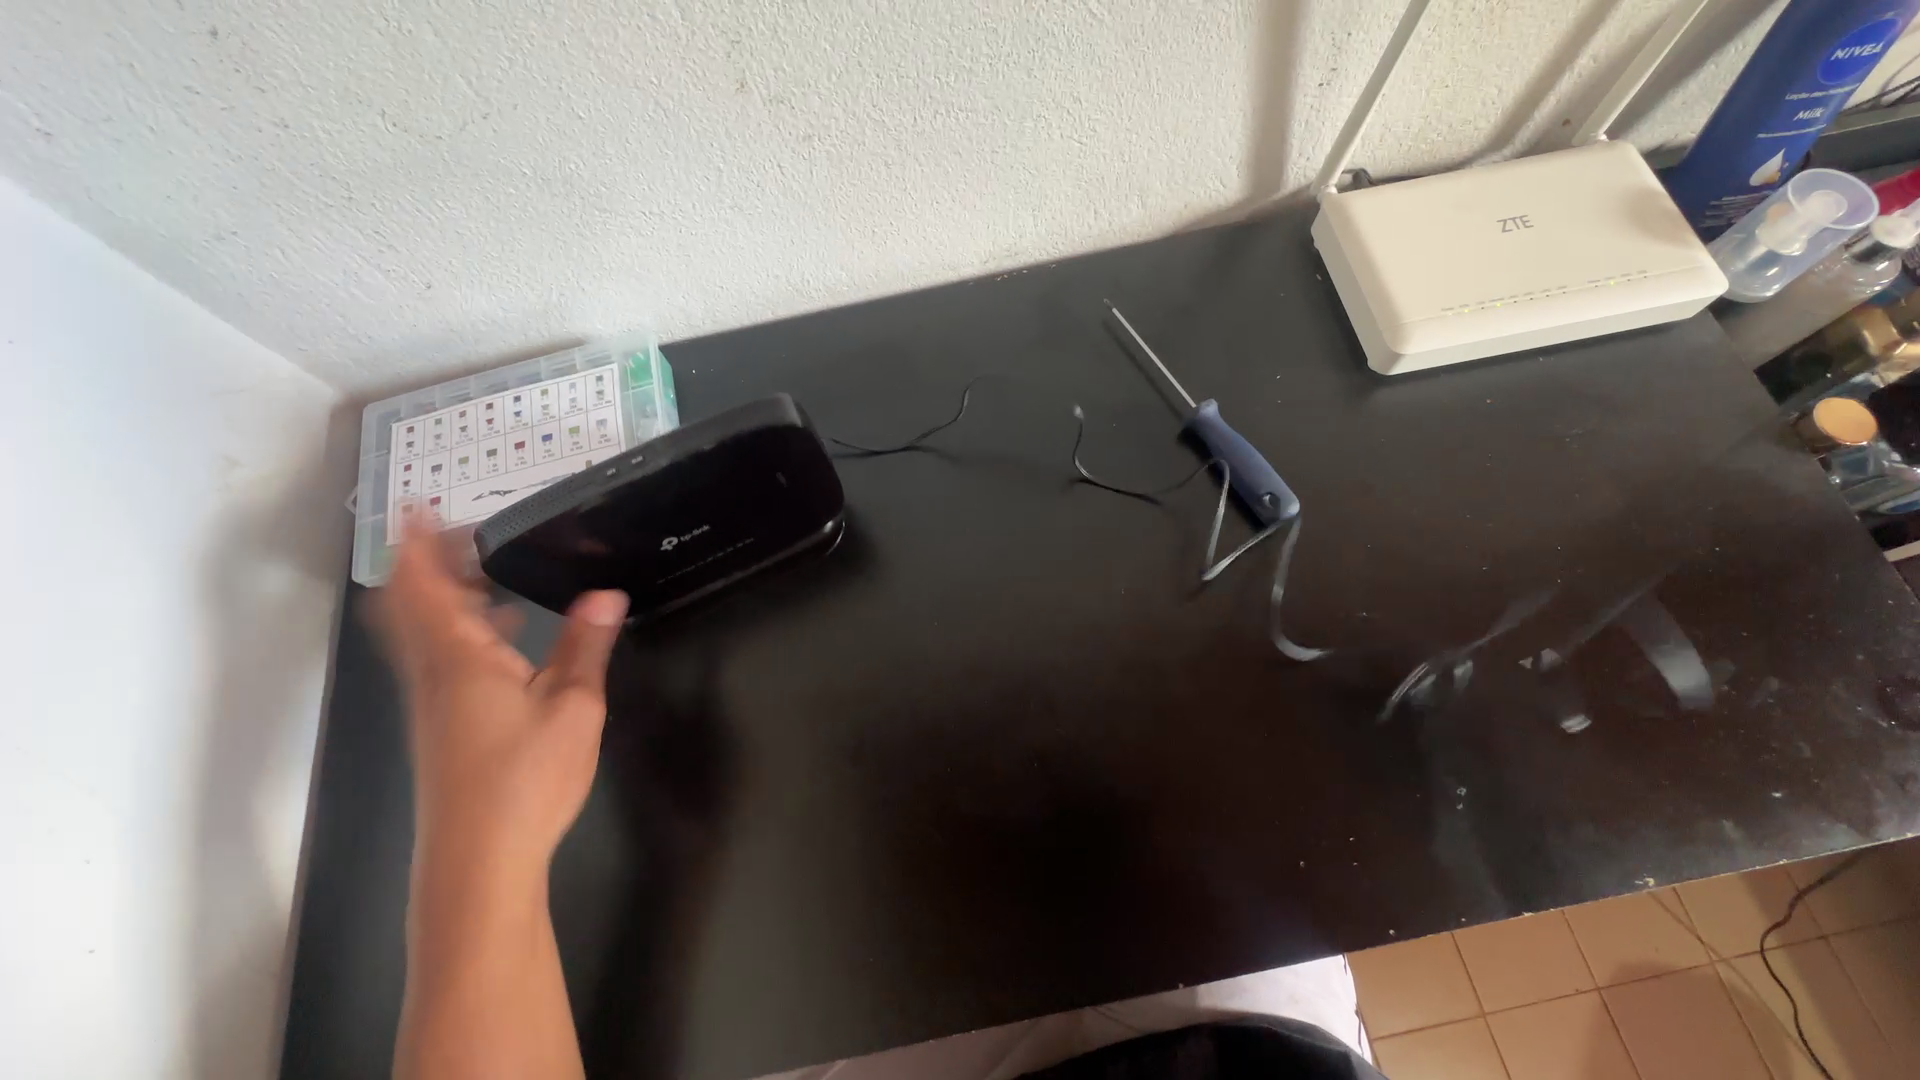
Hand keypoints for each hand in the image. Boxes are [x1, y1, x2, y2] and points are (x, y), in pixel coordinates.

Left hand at [375, 518, 628, 885]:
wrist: (479, 860)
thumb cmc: (526, 778)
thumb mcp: (573, 706)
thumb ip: (585, 646)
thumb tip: (605, 594)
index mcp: (460, 657)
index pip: (424, 585)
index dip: (420, 544)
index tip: (424, 507)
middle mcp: (434, 673)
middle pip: (412, 605)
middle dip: (432, 565)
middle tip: (469, 539)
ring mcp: (433, 702)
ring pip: (424, 633)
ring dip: (447, 598)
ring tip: (490, 579)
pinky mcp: (442, 726)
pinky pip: (440, 658)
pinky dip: (461, 632)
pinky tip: (506, 642)